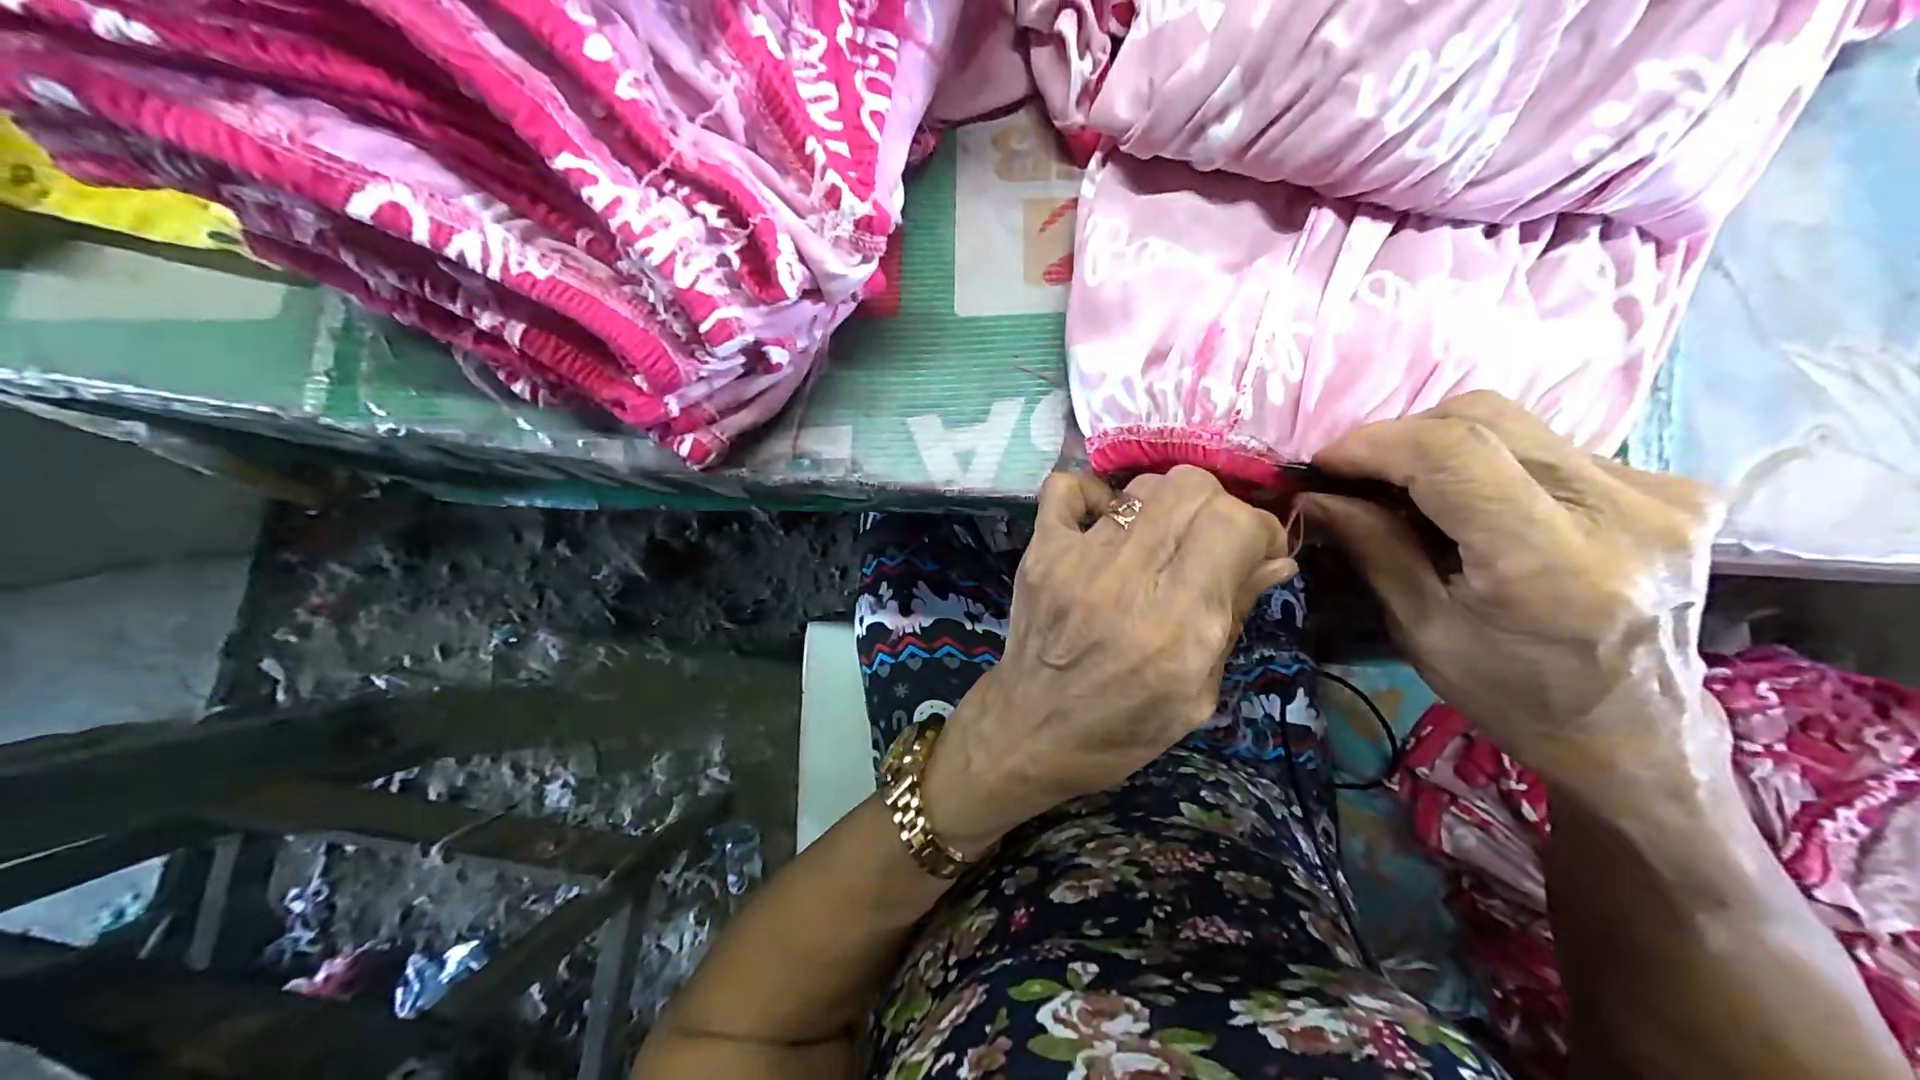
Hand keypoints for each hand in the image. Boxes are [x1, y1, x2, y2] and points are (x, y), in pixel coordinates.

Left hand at [922, 466, 1296, 854]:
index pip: (1233, 524)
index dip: (1260, 531)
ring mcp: (1077, 559)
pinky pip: (1065, 488)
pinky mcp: (1040, 551)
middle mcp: (1128, 579)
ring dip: (1166, 506)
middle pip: (1191, 487)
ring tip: (1160, 541)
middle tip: (1210, 544)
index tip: (1257, 555)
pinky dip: (1093, 494)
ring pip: (1142, 485)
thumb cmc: (1123, 727)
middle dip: (1218, 509)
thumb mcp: (1198, 693)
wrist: (1032, 732)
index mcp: (1177, 623)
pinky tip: (1104, 522)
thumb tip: (1275, 559)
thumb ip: (1234, 617)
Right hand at [1302, 392, 1726, 814]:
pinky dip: (1489, 460)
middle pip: (1482, 418)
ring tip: (1408, 487)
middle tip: (1357, 474)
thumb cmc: (1513, 695)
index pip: (1452, 453)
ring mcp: (1658, 493)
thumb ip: (1372, 548)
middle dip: (1399, 436)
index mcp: (1550, 564)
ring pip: (1514, 422)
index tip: (1325, 463)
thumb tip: (1313, 495)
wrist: (1633, 732)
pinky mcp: (1671, 487)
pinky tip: (1474, 502)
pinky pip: (1548, 444)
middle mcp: (1619, 513)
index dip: (1374, 443)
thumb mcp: (1421, 629)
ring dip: (1440, 444)